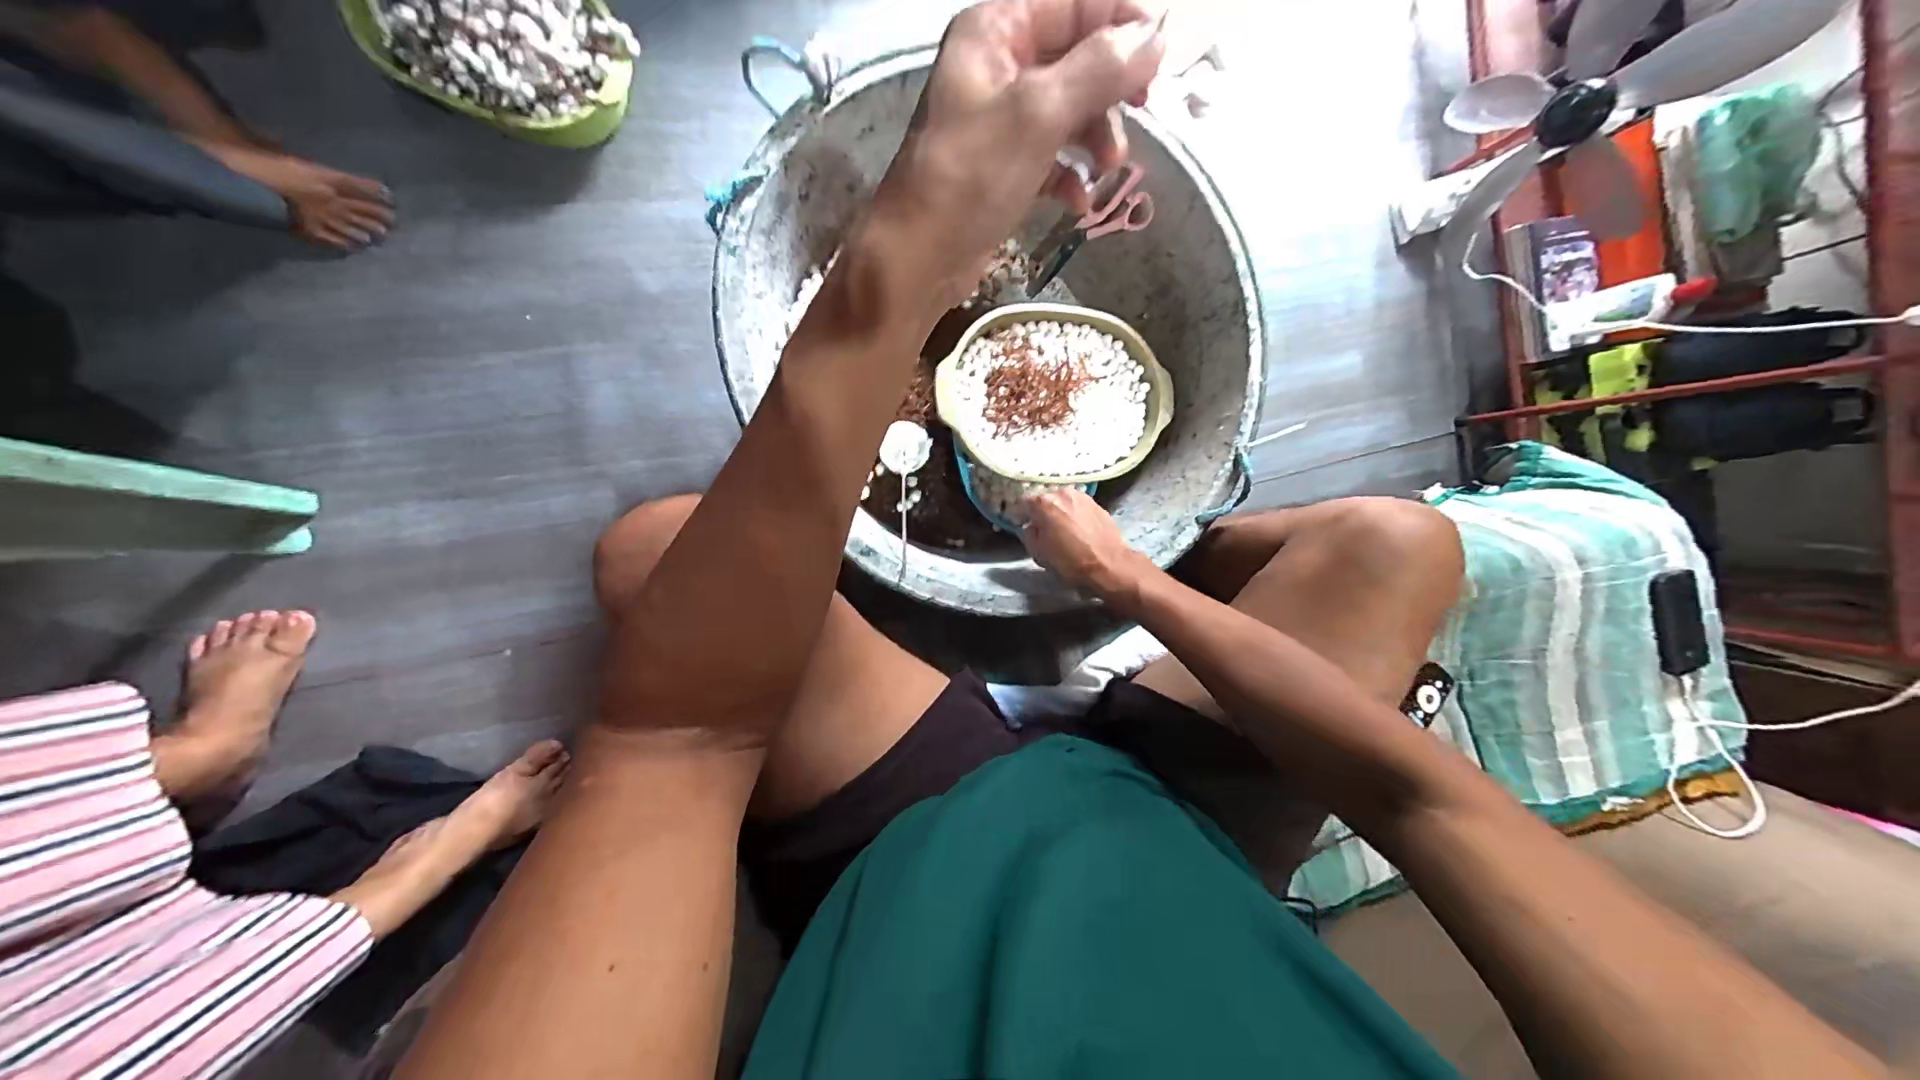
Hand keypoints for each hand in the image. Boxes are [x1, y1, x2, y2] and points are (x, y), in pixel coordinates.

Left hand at [867, 0, 1166, 306]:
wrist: (920, 259)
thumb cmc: (971, 178)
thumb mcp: (1039, 114)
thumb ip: (1100, 69)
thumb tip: (1156, 36)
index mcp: (995, 31)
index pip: (1075, 4)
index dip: (1123, 24)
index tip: (1162, 60)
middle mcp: (996, 67)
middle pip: (1075, 58)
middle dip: (1109, 91)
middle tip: (1140, 115)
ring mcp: (998, 122)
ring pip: (1066, 111)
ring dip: (1094, 137)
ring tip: (1107, 169)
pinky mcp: (1001, 169)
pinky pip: (1049, 157)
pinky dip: (1068, 175)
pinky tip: (1077, 200)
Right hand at [1018, 488, 1153, 600]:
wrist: (1109, 565)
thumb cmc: (1069, 561)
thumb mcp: (1038, 553)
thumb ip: (1029, 534)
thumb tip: (1033, 527)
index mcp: (1043, 503)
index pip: (1023, 503)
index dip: (1020, 515)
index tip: (1021, 524)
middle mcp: (1062, 493)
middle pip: (1044, 499)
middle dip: (1041, 511)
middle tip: (1042, 528)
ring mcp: (1082, 496)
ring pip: (1062, 501)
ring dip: (1059, 511)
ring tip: (1061, 528)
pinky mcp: (1097, 504)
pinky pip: (1077, 506)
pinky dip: (1074, 514)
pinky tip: (1077, 529)